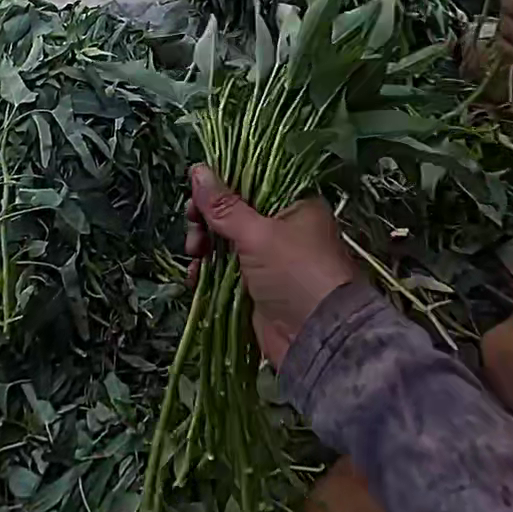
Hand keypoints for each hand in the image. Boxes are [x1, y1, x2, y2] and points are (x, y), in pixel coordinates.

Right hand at [185, 166, 355, 365]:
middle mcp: (282, 227)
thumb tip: (197, 170)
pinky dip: (208, 269)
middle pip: (233, 211)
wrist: (319, 341)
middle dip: (207, 218)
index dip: (220, 186)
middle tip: (193, 225)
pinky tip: (195, 275)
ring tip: (195, 253)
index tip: (196, 192)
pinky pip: (224, 268)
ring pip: (225, 239)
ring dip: (204, 244)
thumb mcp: (257, 234)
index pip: (250, 181)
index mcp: (294, 204)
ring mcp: (269, 257)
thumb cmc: (296, 274)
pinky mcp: (256, 284)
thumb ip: (224, 205)